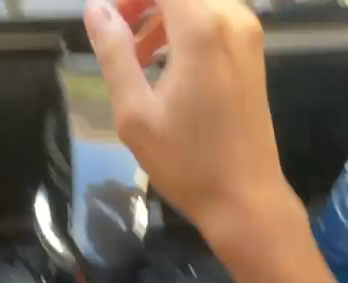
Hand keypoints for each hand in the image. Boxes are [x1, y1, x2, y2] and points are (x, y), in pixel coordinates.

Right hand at [83, 0, 298, 250]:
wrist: (244, 197)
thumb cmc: (186, 164)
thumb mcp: (136, 116)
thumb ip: (115, 56)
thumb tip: (95, 10)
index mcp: (200, 27)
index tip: (107, 19)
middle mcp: (230, 15)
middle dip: (143, 1)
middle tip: (116, 35)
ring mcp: (246, 31)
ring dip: (162, 13)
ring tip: (137, 57)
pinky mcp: (252, 50)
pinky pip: (213, 15)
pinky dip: (184, 25)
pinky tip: (166, 65)